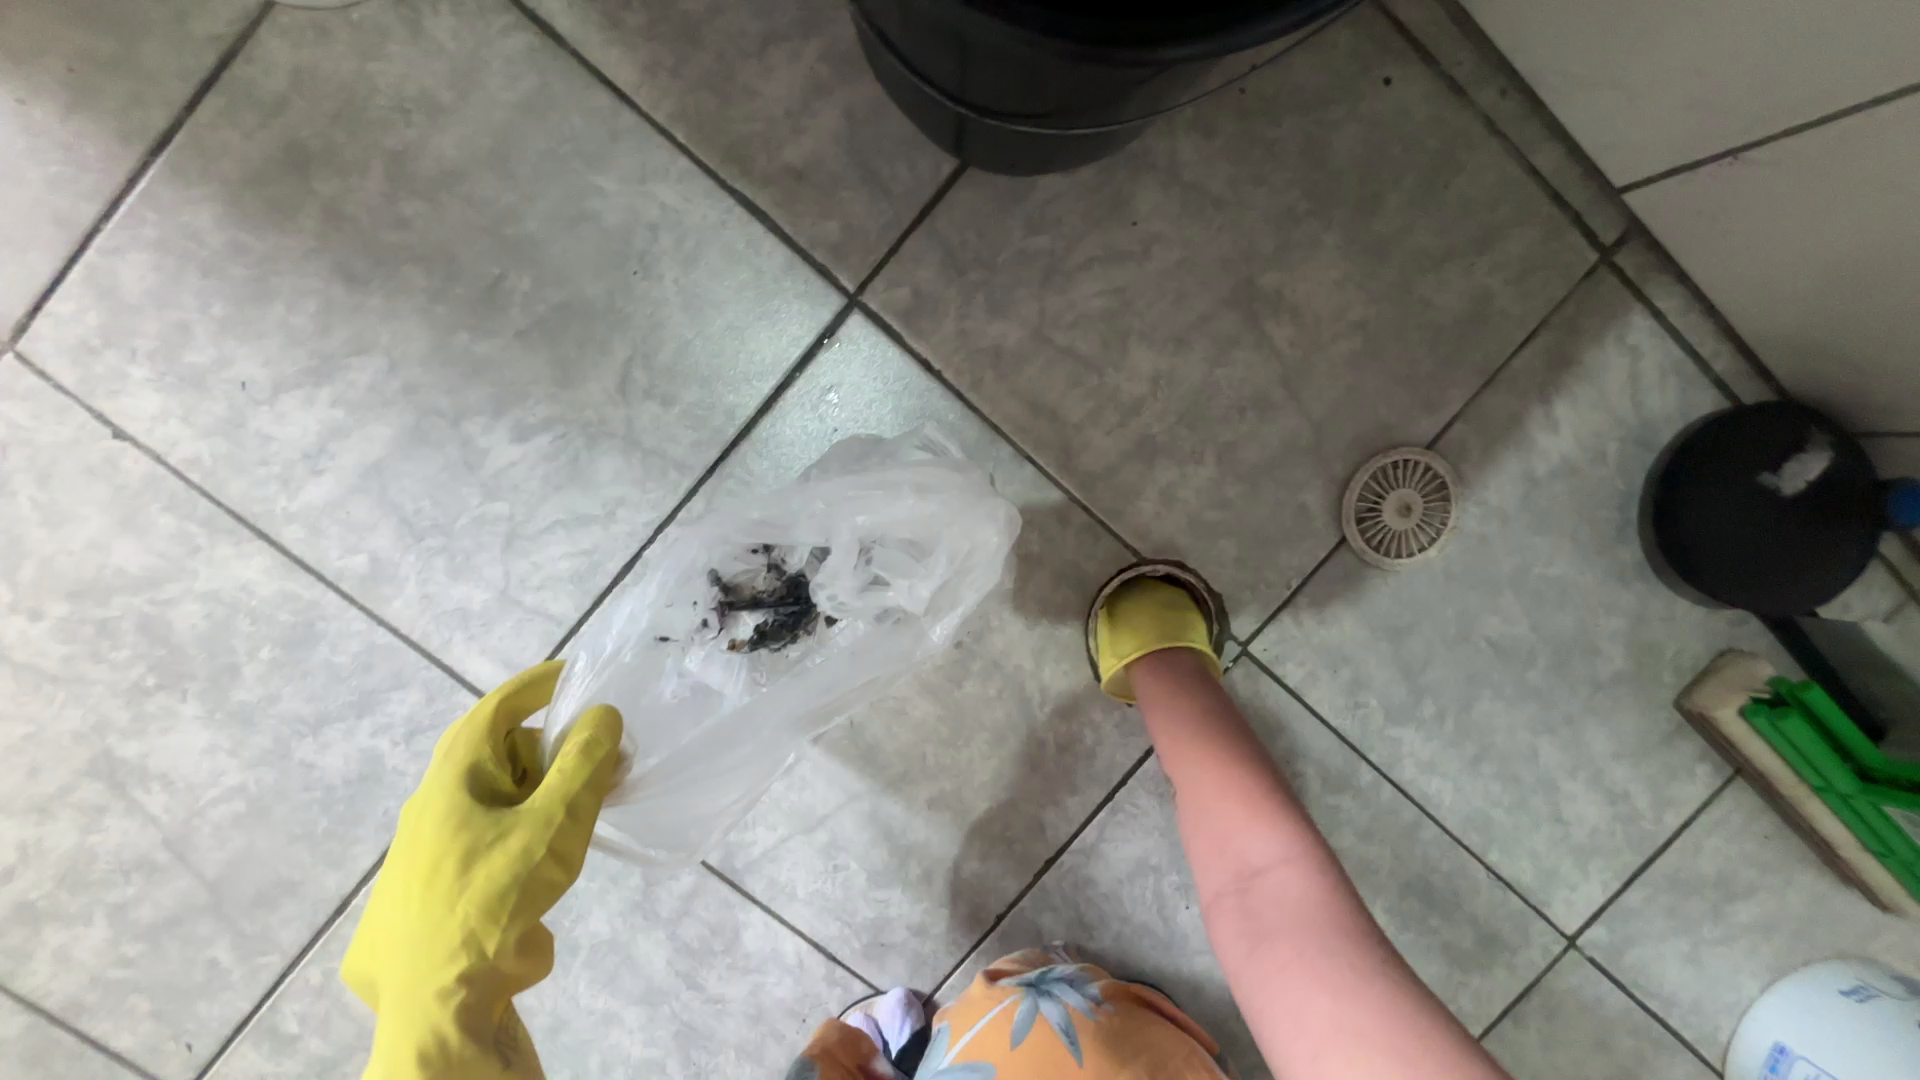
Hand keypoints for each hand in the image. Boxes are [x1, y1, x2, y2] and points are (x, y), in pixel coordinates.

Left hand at [342, 660, 622, 1079]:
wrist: (439, 1007)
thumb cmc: (496, 899)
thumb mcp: (556, 822)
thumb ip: (585, 762)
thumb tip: (603, 713)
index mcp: (454, 779)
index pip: (496, 708)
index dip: (538, 684)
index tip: (578, 674)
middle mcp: (431, 807)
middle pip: (497, 754)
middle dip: (552, 750)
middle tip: (601, 764)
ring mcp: (425, 852)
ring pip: (492, 800)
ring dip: (540, 795)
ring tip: (581, 817)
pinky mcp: (431, 892)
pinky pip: (486, 839)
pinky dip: (524, 832)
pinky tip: (546, 863)